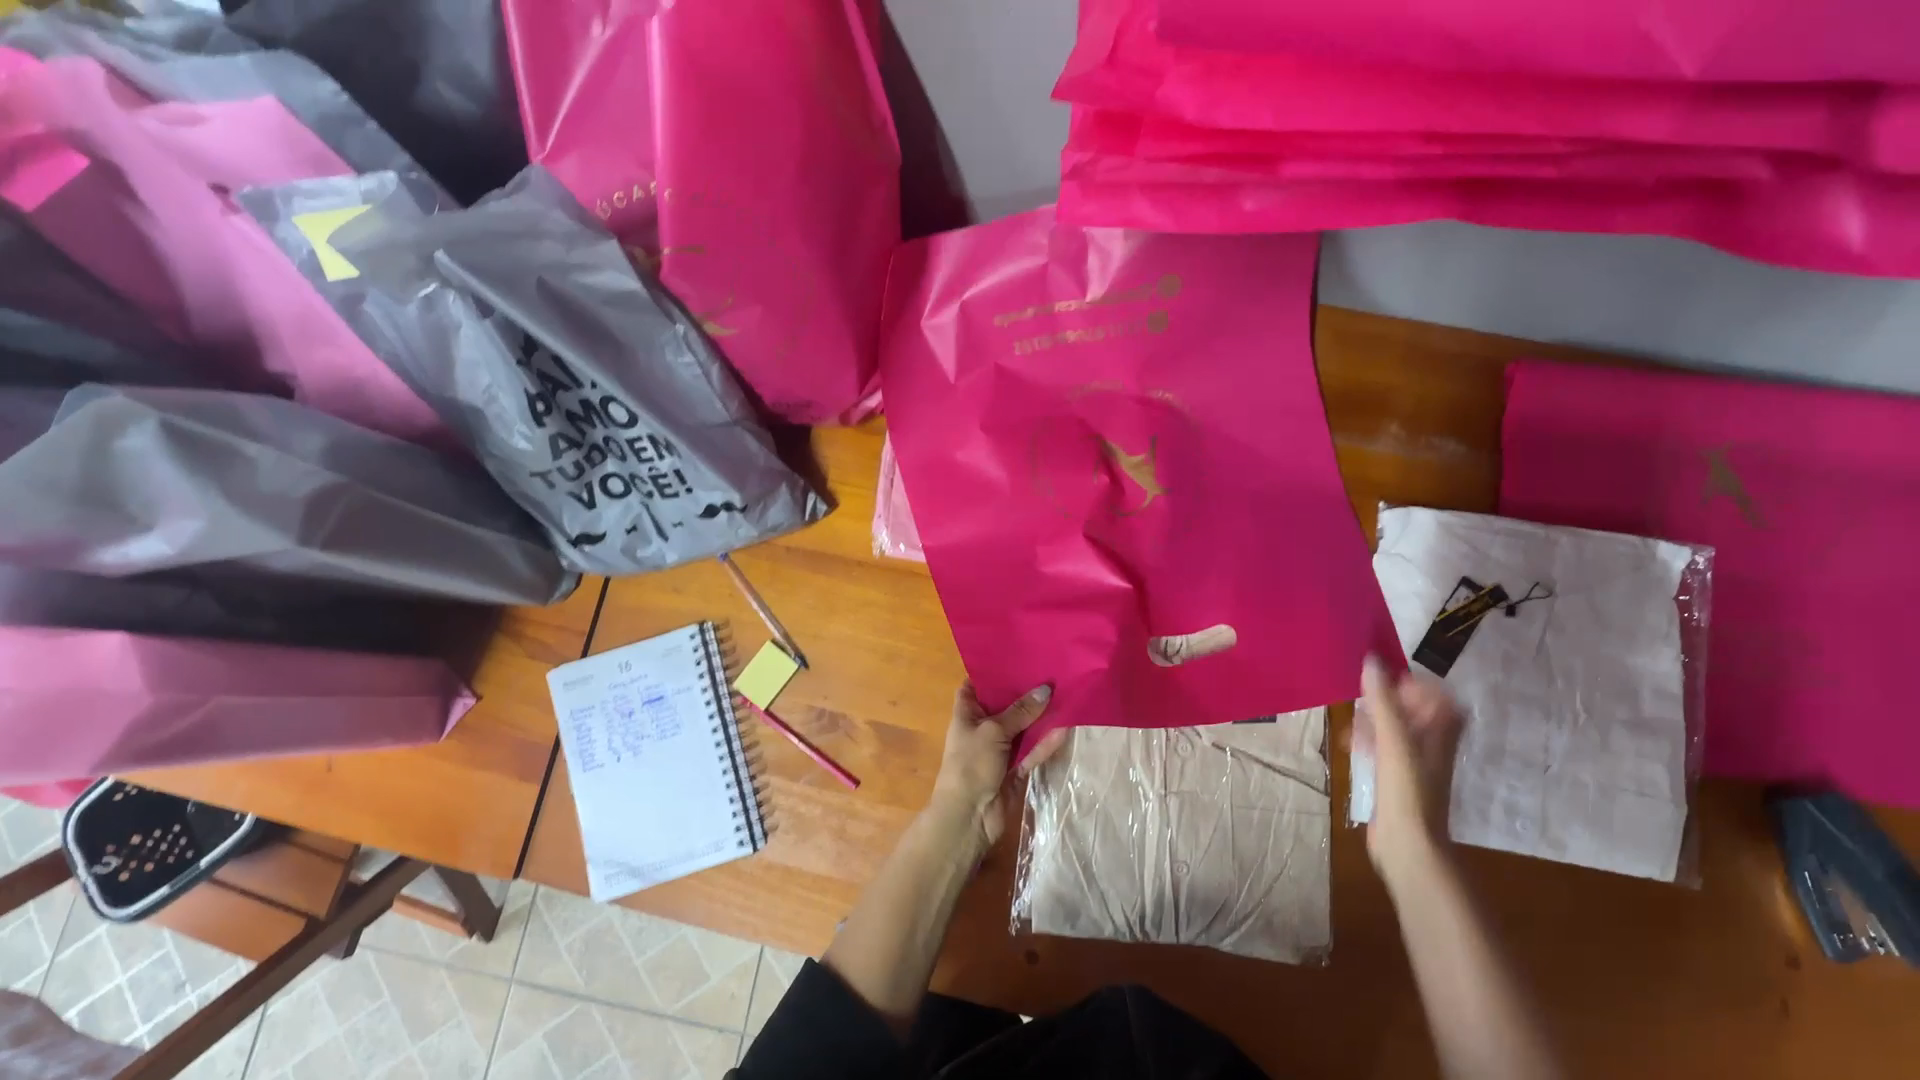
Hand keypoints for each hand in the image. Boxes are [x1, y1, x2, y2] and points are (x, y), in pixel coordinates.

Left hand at [929, 682, 1066, 852]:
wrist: (969, 816)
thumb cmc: (970, 765)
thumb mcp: (993, 731)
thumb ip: (1020, 711)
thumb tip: (1045, 689)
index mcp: (967, 714)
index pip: (975, 685)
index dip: (992, 672)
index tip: (1016, 656)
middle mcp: (983, 728)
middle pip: (1006, 705)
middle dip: (1026, 692)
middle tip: (1052, 670)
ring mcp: (1000, 749)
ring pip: (1023, 728)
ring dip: (1041, 717)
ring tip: (1066, 693)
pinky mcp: (1016, 769)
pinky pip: (1033, 750)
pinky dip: (1046, 742)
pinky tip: (1065, 728)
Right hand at [1358, 654, 1463, 883]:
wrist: (1408, 846)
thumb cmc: (1406, 791)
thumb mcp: (1394, 742)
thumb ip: (1383, 701)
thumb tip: (1371, 659)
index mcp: (1441, 732)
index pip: (1436, 693)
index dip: (1411, 684)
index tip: (1381, 684)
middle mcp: (1433, 744)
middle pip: (1412, 709)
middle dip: (1385, 702)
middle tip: (1361, 702)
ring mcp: (1416, 763)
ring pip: (1395, 728)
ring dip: (1373, 722)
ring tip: (1352, 726)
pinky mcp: (1398, 779)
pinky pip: (1383, 749)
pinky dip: (1368, 742)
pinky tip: (1350, 748)